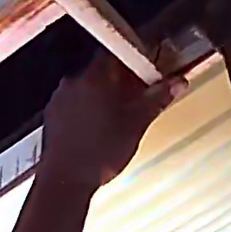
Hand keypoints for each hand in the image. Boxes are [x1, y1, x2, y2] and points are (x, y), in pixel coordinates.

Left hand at [39, 56, 186, 192]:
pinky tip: (100, 129)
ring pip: (89, 87)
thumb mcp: (138, 123)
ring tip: (119, 119)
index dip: (135, 60)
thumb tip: (177, 83)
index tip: (146, 72)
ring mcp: (60, 98)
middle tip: (138, 98)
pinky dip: (89, 110)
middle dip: (122, 81)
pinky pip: (75, 103)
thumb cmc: (99, 151)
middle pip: (103, 69)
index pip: (118, 52)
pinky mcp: (53, 114)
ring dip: (105, 96)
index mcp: (97, 77)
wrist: (67, 179)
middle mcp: (75, 81)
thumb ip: (158, 98)